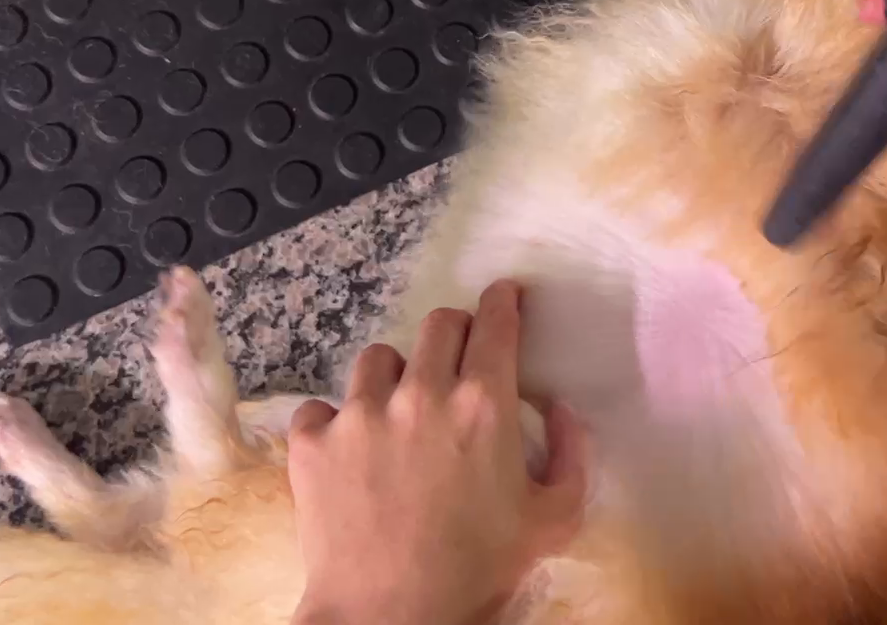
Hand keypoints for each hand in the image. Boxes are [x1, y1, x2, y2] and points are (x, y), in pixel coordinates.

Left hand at [288, 281, 588, 624]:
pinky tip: (346, 452)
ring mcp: (360, 411)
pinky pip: (321, 407)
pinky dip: (334, 422)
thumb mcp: (554, 520)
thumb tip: (561, 405)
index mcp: (481, 402)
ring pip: (379, 356)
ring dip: (394, 376)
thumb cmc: (478, 570)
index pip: (495, 321)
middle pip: (439, 324)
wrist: (389, 623)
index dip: (503, 299)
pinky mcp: (314, 440)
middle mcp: (421, 392)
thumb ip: (572, 453)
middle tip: (457, 362)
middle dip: (455, 332)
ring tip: (396, 412)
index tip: (504, 295)